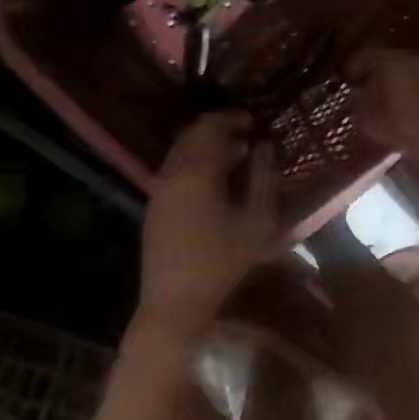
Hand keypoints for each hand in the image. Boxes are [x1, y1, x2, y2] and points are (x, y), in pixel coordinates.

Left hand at [139, 111, 278, 333]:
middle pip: (192, 135)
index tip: (254, 122)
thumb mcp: (256, 223)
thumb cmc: (221, 264)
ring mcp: (158, 189)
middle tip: (246, 137)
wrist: (174, 301)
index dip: (233, 118)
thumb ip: (263, 179)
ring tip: (235, 158)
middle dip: (219, 130)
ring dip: (206, 148)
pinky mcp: (153, 205)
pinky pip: (174, 170)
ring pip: (180, 152)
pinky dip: (194, 165)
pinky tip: (213, 183)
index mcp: (196, 171)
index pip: (211, 126)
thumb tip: (264, 147)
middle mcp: (171, 172)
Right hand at [347, 48, 418, 161]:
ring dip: (397, 78)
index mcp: (394, 63)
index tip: (344, 77)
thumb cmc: (416, 135)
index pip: (366, 54)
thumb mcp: (378, 126)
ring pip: (409, 66)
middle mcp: (417, 56)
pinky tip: (411, 104)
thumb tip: (356, 95)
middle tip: (364, 87)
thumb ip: (362, 107)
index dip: (352, 64)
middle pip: (390, 57)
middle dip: (375, 71)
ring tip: (387, 98)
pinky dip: (415, 85)